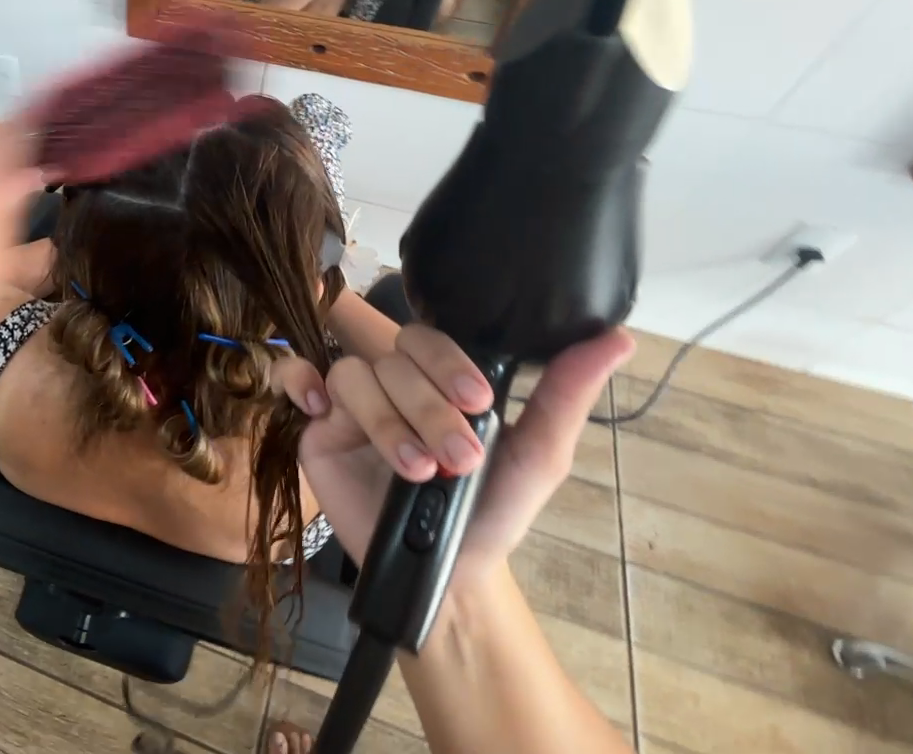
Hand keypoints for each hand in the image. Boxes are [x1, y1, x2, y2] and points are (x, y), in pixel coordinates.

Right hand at [285, 327, 632, 589]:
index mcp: (439, 380)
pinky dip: (298, 380)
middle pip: (391, 360)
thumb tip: (616, 338)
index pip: (429, 339)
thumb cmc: (490, 513)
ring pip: (352, 376)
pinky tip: (317, 409)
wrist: (444, 574)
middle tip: (456, 460)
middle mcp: (393, 383)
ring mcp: (351, 404)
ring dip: (386, 422)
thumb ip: (563, 397)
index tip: (478, 403)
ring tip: (417, 471)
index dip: (447, 362)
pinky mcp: (316, 429)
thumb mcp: (535, 458)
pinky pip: (295, 380)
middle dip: (425, 408)